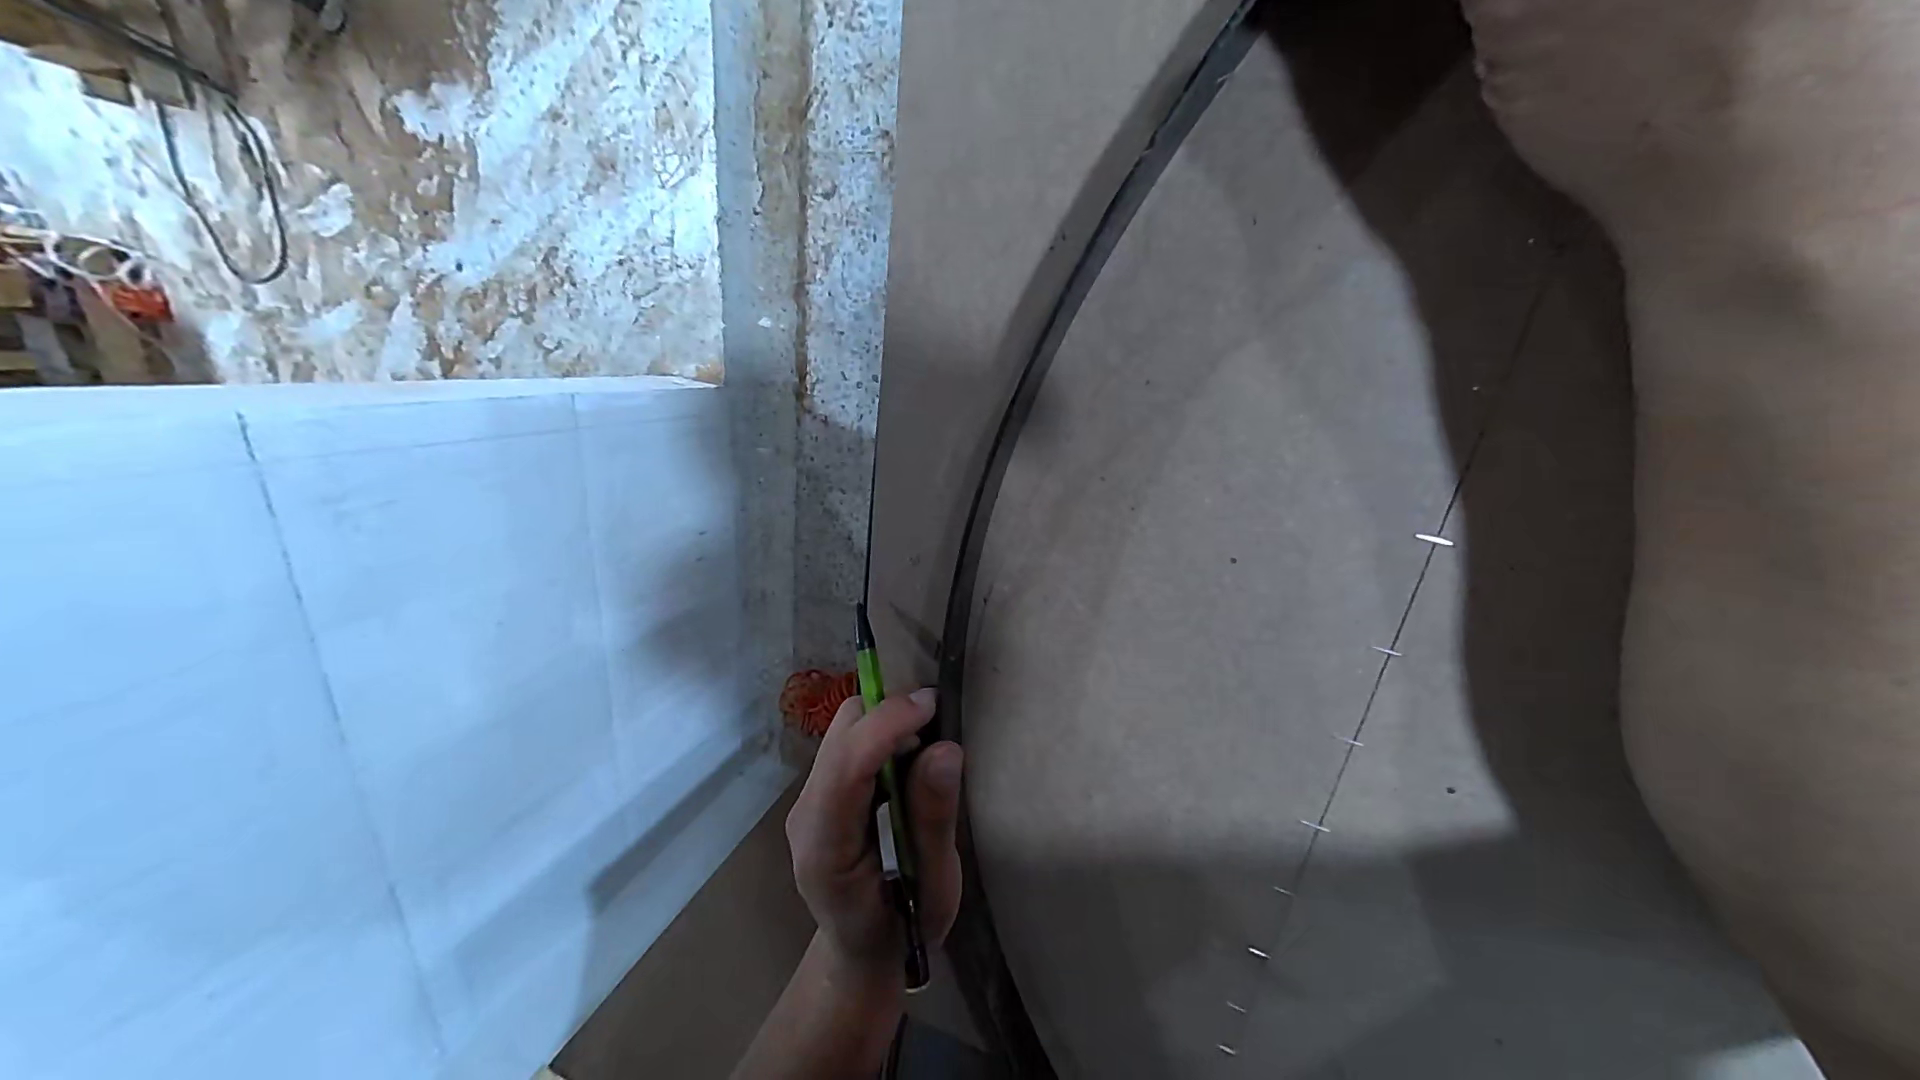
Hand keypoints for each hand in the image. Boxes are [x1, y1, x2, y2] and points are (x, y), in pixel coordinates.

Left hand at [784, 687, 964, 983]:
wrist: (861, 952)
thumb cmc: (900, 931)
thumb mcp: (934, 890)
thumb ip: (934, 820)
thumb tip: (946, 748)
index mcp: (825, 845)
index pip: (846, 765)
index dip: (887, 725)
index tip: (934, 704)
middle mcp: (805, 811)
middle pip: (841, 732)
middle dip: (890, 715)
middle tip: (940, 728)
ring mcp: (808, 798)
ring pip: (845, 727)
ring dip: (888, 721)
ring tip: (928, 747)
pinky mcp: (821, 788)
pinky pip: (850, 739)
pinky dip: (883, 733)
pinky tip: (909, 759)